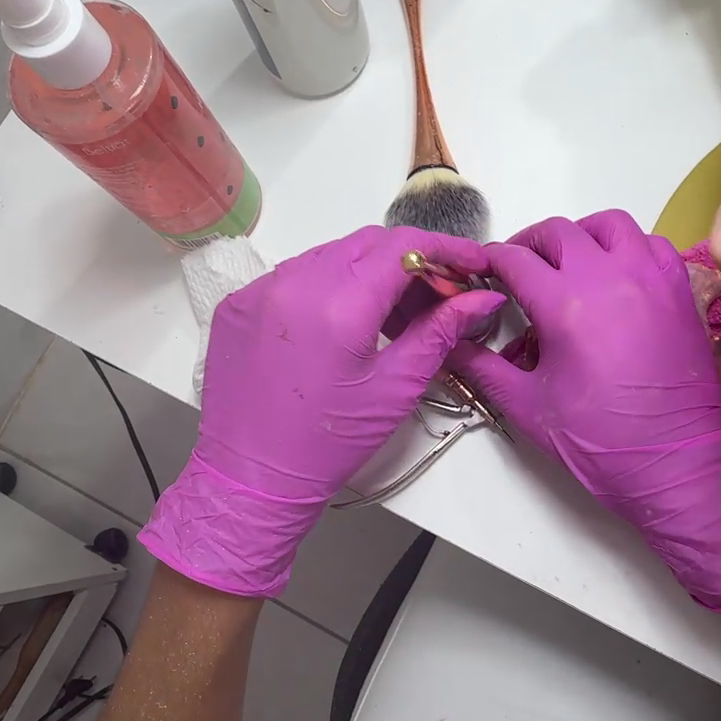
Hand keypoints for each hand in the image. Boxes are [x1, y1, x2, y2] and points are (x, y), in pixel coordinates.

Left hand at [139, 227, 504, 597]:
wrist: (250, 478)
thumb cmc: (330, 443)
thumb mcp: (395, 389)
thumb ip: (439, 332)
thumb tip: (482, 298)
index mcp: (340, 306)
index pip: (404, 247)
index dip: (445, 249)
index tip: (472, 264)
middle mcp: (295, 283)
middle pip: (367, 243)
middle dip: (410, 259)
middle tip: (437, 294)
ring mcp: (259, 290)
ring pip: (330, 253)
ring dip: (369, 270)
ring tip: (391, 312)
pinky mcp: (238, 303)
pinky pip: (295, 273)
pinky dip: (328, 283)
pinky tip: (341, 320)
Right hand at [449, 212, 720, 611]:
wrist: (674, 463)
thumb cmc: (596, 440)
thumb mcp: (525, 406)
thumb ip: (481, 367)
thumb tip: (449, 343)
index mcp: (565, 306)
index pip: (514, 259)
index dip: (489, 261)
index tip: (481, 272)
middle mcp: (608, 277)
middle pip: (558, 231)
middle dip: (529, 245)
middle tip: (518, 271)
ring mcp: (650, 278)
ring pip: (610, 224)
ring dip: (580, 236)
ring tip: (569, 264)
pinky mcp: (679, 289)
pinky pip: (650, 244)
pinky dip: (627, 247)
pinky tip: (616, 276)